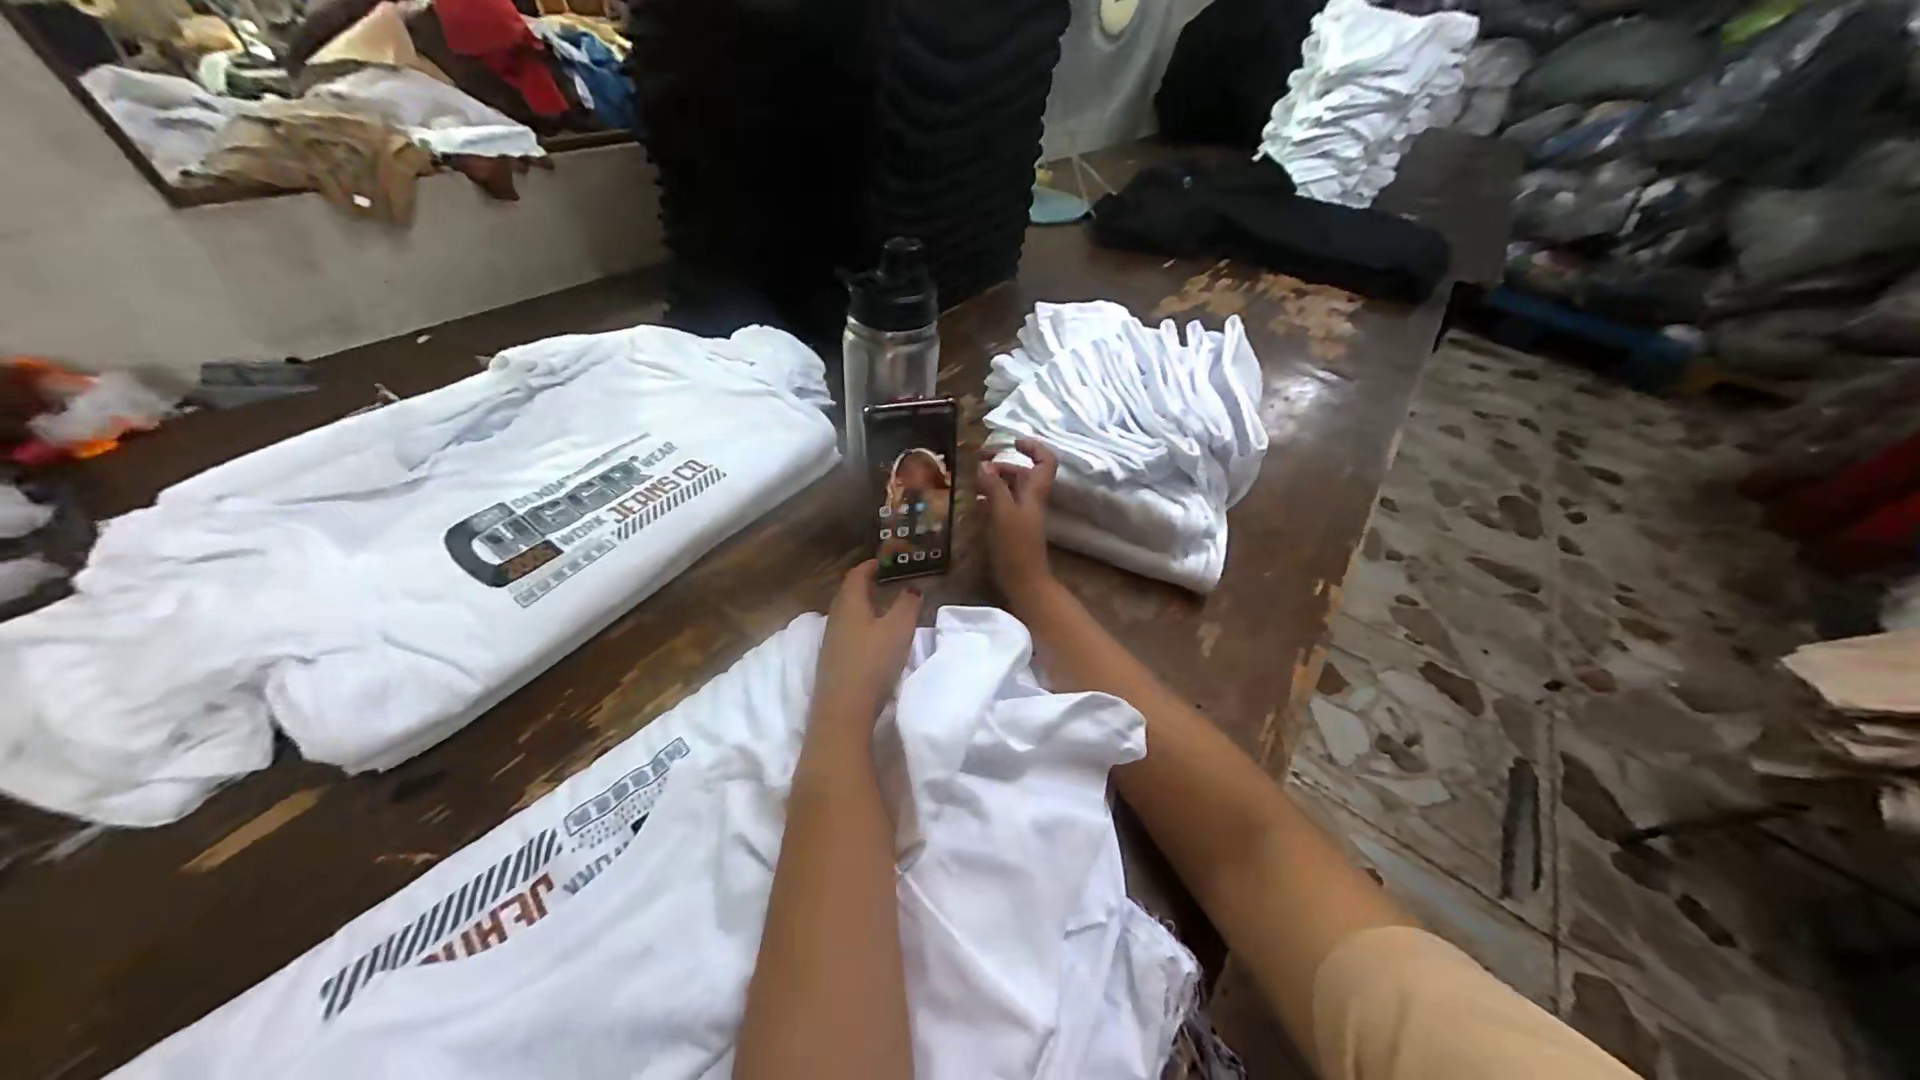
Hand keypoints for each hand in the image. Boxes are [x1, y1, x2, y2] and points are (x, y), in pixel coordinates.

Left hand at [813, 560, 923, 724]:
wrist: (843, 710)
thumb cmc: (872, 662)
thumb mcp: (899, 629)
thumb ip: (907, 604)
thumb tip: (912, 588)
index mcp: (850, 603)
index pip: (857, 575)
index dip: (871, 565)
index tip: (886, 562)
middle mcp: (835, 617)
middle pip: (849, 593)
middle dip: (867, 584)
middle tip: (887, 582)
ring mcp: (831, 641)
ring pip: (848, 614)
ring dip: (864, 607)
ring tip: (884, 609)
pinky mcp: (833, 661)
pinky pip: (847, 632)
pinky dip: (861, 625)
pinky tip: (874, 638)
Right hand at [977, 437, 1058, 603]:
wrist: (1024, 581)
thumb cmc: (1016, 546)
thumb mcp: (1003, 512)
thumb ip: (995, 486)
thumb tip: (985, 464)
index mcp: (1035, 492)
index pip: (1046, 461)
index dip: (1033, 447)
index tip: (1012, 441)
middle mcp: (1031, 500)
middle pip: (1023, 473)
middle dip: (1003, 463)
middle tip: (978, 462)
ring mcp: (1022, 514)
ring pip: (1011, 488)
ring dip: (994, 480)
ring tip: (972, 481)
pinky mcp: (1012, 527)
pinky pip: (1002, 504)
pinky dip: (990, 498)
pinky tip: (974, 500)